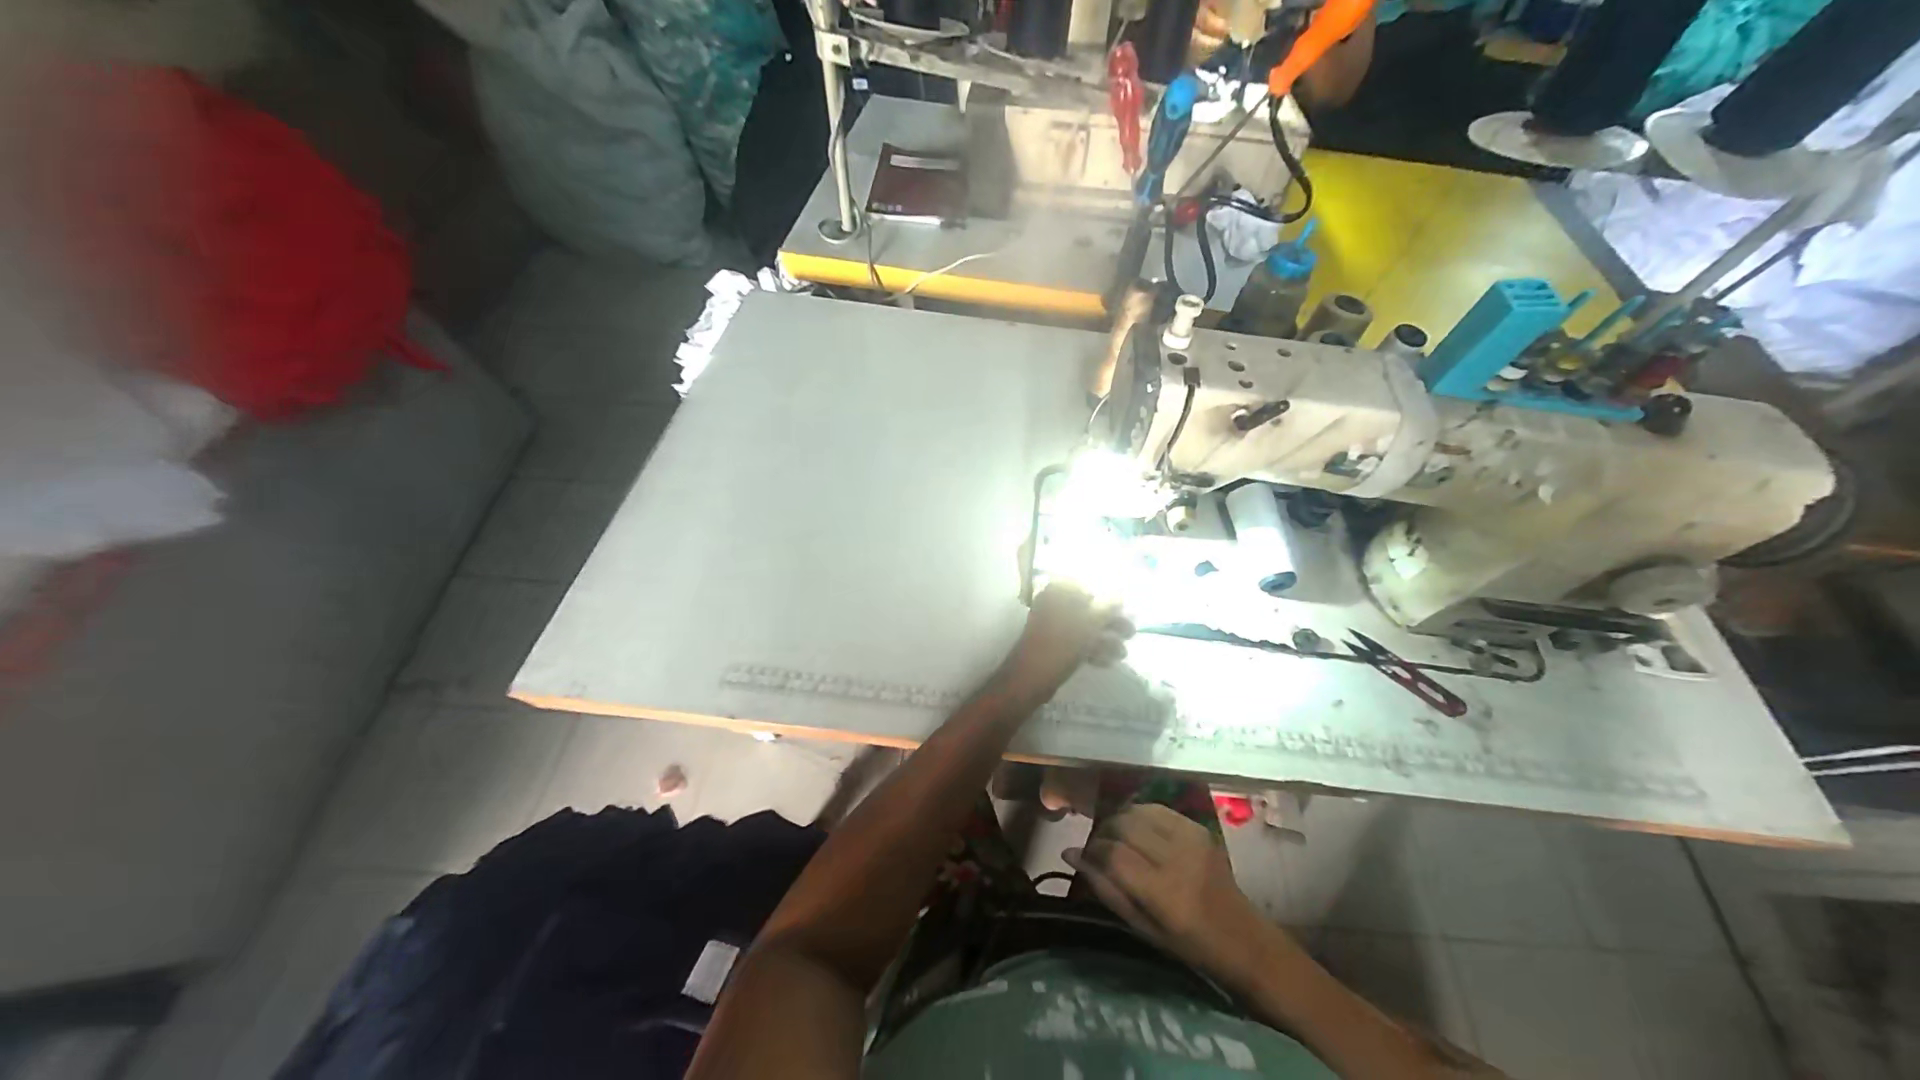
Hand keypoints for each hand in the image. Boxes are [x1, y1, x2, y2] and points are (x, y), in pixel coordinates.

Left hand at [997, 584, 1132, 700]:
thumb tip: (1121, 595)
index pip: (1088, 588)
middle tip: (1131, 634)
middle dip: (1111, 623)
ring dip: (1105, 640)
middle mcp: (1053, 604)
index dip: (1107, 600)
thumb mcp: (1090, 622)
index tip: (1123, 613)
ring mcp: (1052, 625)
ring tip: (1121, 655)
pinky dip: (1091, 650)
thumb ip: (1108, 606)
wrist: (1030, 678)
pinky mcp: (1053, 645)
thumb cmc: (1062, 643)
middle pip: (1089, 609)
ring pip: (1084, 628)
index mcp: (1058, 591)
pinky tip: (1107, 662)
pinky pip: (1076, 642)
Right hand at [1065, 804, 1282, 988]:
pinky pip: (1158, 809)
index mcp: (1164, 892)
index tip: (1083, 856)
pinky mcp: (1199, 828)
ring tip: (1117, 836)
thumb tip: (1070, 853)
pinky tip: (1138, 831)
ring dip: (1120, 819)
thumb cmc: (1187, 943)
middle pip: (1124, 825)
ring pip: (1138, 810)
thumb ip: (1105, 888)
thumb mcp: (1140, 926)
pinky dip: (1140, 815)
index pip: (1113, 854)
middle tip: (1099, 846)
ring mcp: (1191, 838)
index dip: (1092, 850)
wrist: (1241, 936)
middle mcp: (1178, 858)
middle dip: (1103, 831)